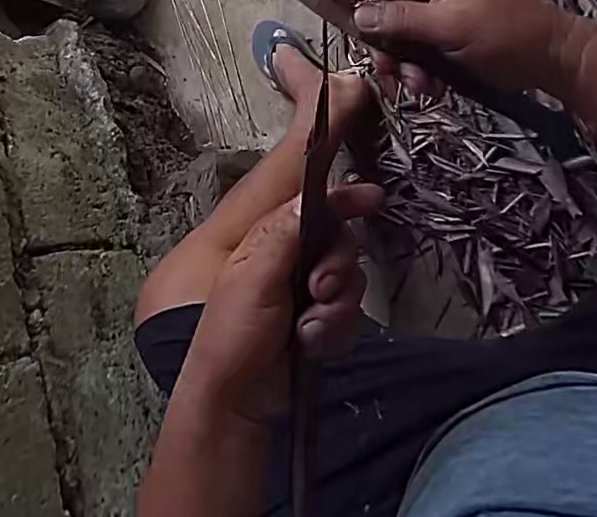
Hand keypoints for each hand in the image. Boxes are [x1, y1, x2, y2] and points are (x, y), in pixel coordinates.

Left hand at [173, 183, 384, 422]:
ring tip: (309, 323)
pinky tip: (312, 340)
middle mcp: (288, 253)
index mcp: (266, 234)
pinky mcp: (320, 313)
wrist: (239, 402)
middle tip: (319, 286)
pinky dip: (337, 326)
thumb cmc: (228, 340)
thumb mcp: (251, 278)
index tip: (368, 197)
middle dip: (338, 264)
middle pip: (338, 236)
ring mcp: (305, 284)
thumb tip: (306, 196)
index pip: (308, 197)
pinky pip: (349, 309)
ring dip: (336, 304)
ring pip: (348, 275)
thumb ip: (281, 233)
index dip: (340, 193)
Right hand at [326, 0, 584, 95]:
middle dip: (384, 47)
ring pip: (398, 45)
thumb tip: (359, 16)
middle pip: (385, 17)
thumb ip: (402, 20)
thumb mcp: (451, 23)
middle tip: (386, 71)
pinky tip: (434, 89)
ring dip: (402, 68)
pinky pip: (416, 61)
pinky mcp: (445, 49)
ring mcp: (437, 23)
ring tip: (422, 86)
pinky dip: (419, 77)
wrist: (552, 61)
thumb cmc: (506, 31)